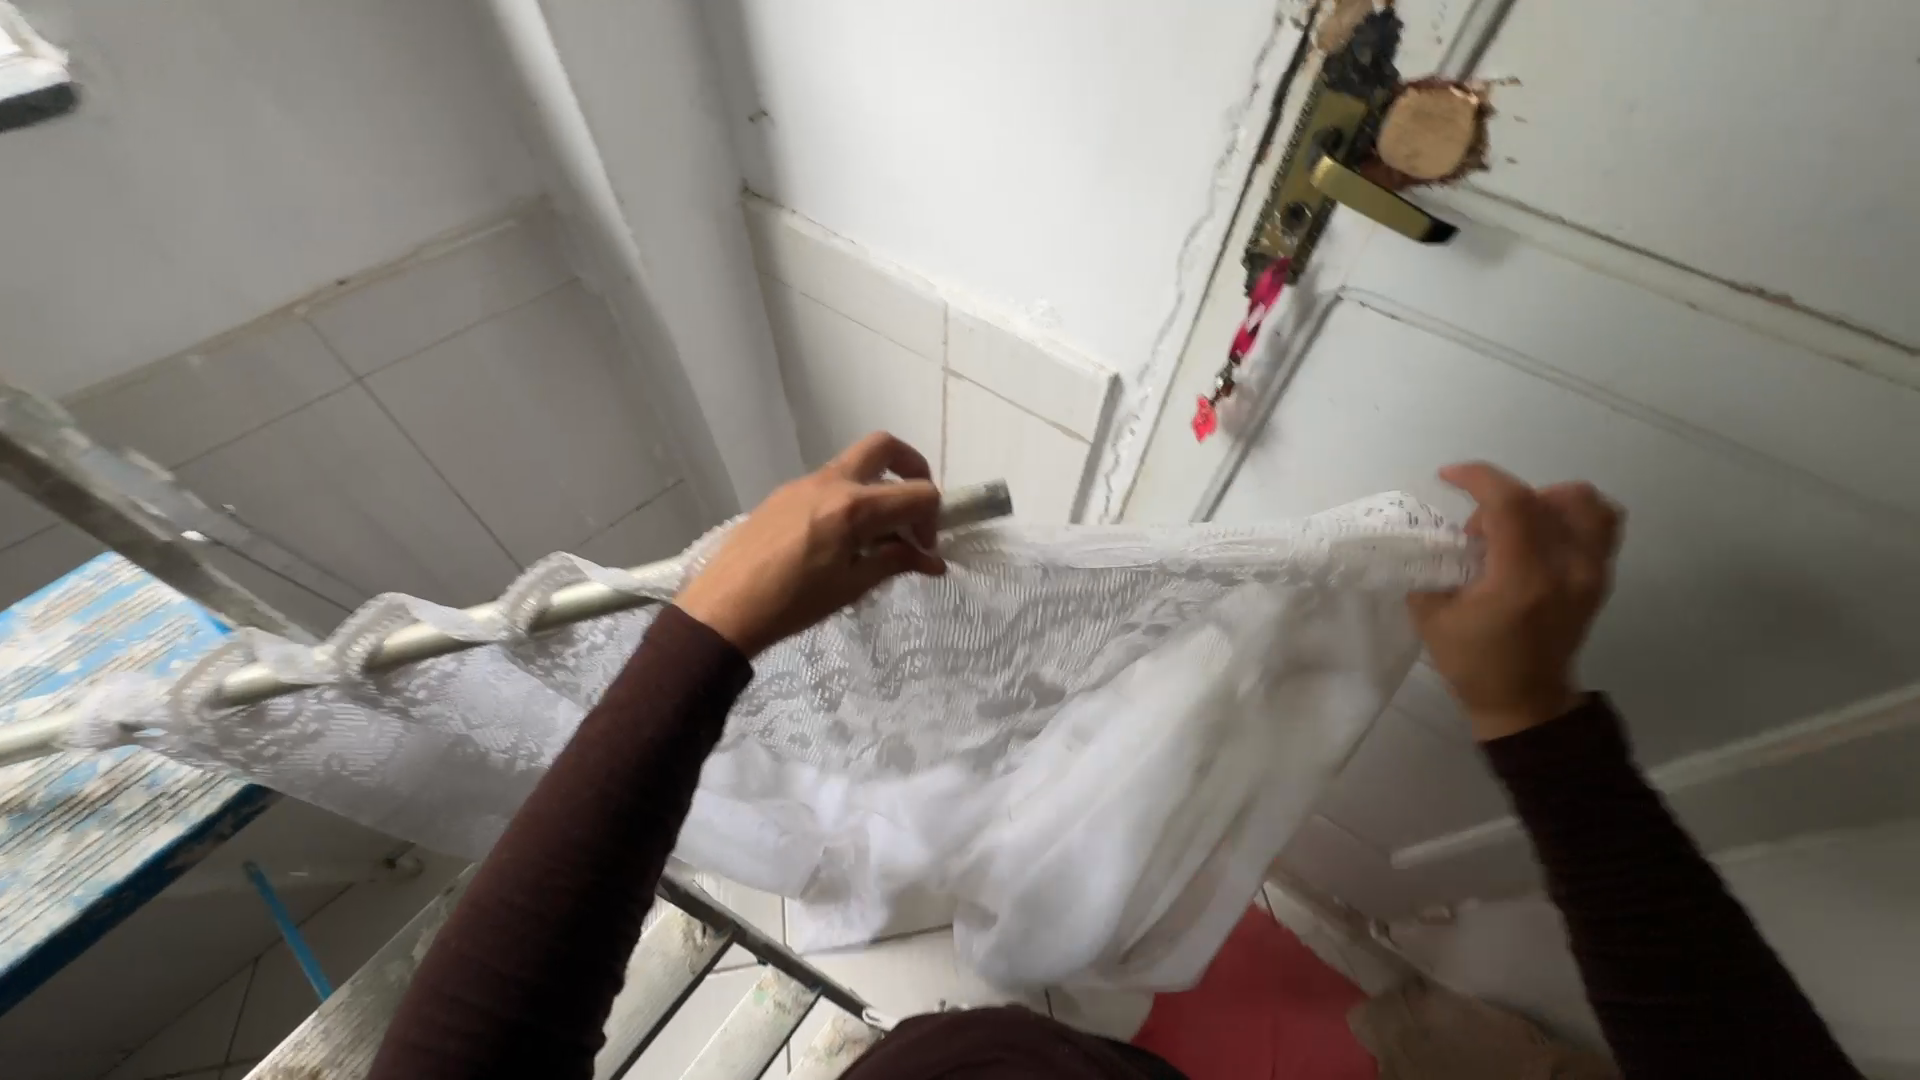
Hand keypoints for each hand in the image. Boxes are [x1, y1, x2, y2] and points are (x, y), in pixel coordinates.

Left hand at [675, 432, 946, 656]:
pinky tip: (841, 540)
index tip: (924, 550)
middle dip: (912, 469)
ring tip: (876, 537)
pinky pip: (829, 483)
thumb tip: (933, 561)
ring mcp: (804, 483)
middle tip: (914, 509)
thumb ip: (895, 563)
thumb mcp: (851, 586)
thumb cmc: (792, 604)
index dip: (932, 519)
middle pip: (885, 447)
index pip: (917, 493)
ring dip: (878, 488)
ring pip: (855, 465)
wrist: (724, 608)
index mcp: (853, 507)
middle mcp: (831, 482)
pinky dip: (850, 499)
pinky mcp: (784, 494)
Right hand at [1408, 463, 1622, 740]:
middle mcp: (1567, 568)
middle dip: (1502, 498)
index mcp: (1522, 579)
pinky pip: (1599, 523)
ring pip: (1586, 503)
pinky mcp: (1599, 577)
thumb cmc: (1472, 661)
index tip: (1447, 477)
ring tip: (1512, 528)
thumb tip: (1436, 538)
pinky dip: (1567, 515)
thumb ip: (1434, 567)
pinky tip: (1536, 536)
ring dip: (1543, 501)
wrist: (1523, 699)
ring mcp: (1592, 572)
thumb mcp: (1431, 614)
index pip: (1512, 503)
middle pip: (1551, 496)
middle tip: (1477, 531)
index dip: (1478, 478)